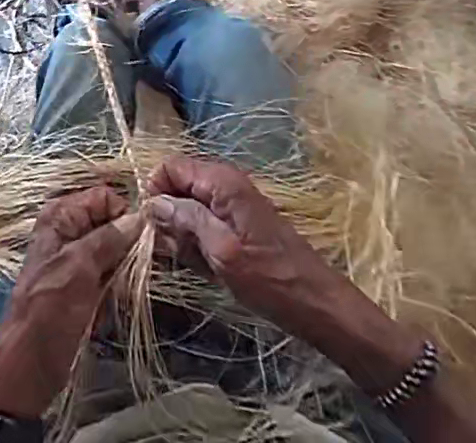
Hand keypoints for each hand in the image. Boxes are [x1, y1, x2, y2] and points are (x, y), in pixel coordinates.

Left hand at [0, 187, 144, 418]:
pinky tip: (107, 308)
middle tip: (131, 272)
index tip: (142, 239)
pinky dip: (115, 291)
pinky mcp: (84, 285)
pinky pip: (111, 277)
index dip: (124, 214)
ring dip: (122, 274)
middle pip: (111, 224)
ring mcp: (76, 259)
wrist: (30, 363)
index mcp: (60, 216)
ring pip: (115, 252)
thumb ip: (108, 239)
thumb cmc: (49, 310)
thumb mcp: (78, 268)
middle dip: (127, 247)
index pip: (103, 197)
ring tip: (114, 295)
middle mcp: (68, 231)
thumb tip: (139, 217)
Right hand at [145, 156, 335, 331]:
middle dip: (172, 220)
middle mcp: (225, 183)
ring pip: (186, 209)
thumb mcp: (222, 252)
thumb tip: (153, 201)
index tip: (157, 226)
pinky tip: (213, 267)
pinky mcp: (237, 223)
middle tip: (185, 252)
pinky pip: (202, 225)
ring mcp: (232, 203)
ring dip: (186, 237)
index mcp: (222, 181)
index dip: (156, 192)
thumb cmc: (272, 280)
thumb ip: (186, 220)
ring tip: (204, 264)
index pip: (169, 166)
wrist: (321, 308)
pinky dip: (200, 245)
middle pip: (176, 188)